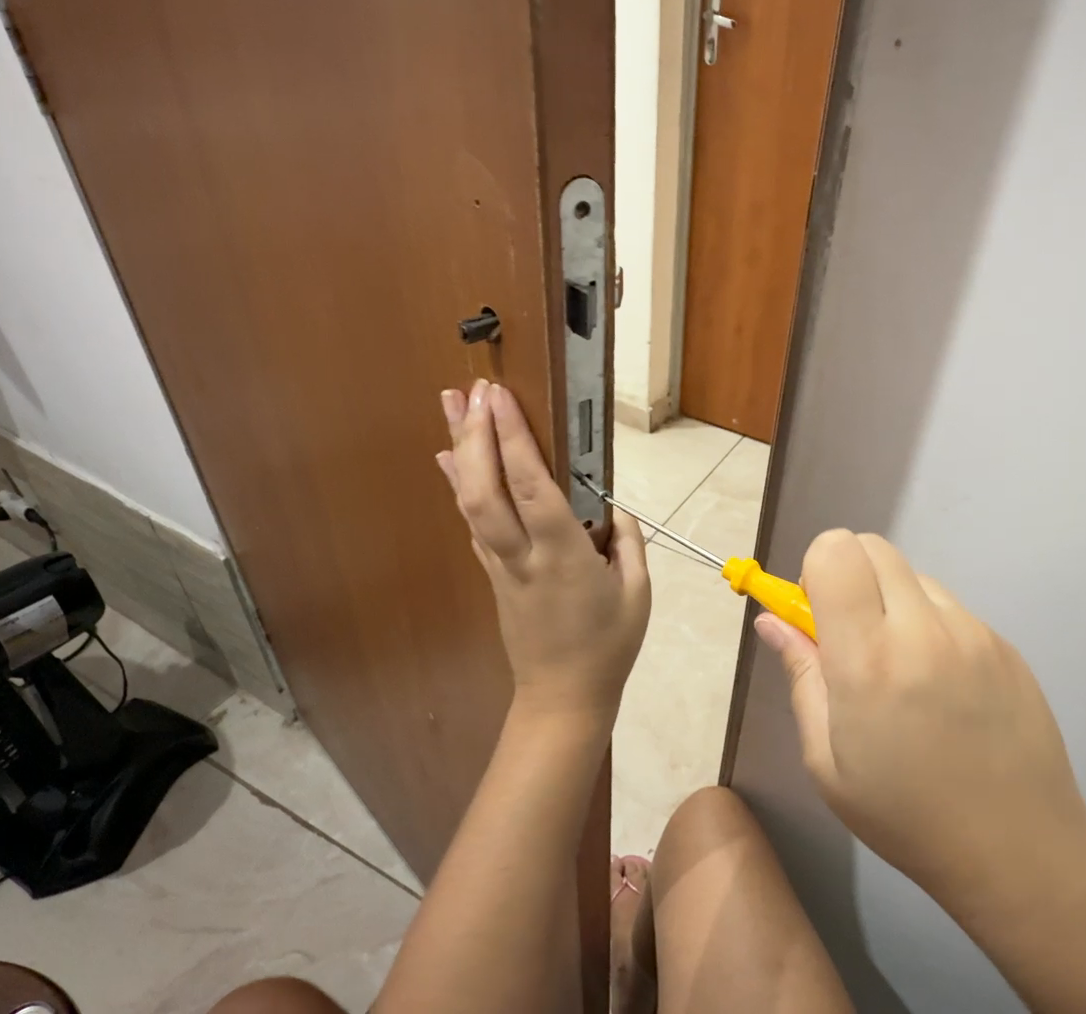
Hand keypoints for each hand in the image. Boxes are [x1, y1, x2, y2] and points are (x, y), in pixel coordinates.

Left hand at [436, 380, 650, 719]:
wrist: (562, 697)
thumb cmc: (608, 646)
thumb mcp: (638, 594)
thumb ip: (629, 543)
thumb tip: (612, 511)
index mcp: (564, 558)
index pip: (531, 488)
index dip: (512, 439)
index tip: (499, 397)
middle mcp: (523, 556)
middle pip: (484, 490)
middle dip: (476, 435)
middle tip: (472, 389)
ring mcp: (500, 565)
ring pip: (469, 502)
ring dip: (458, 449)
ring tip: (447, 402)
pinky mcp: (492, 573)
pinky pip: (471, 522)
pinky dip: (458, 485)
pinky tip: (448, 458)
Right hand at [754, 530, 1085, 914]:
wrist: (1019, 850)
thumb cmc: (905, 816)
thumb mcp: (827, 761)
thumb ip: (801, 677)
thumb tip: (772, 620)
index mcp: (869, 659)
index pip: (835, 551)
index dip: (814, 571)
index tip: (815, 617)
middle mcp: (923, 628)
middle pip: (872, 546)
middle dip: (848, 576)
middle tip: (850, 639)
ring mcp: (973, 632)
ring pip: (913, 576)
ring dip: (891, 601)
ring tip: (901, 672)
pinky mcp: (1005, 644)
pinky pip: (952, 610)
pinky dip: (930, 627)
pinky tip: (942, 690)